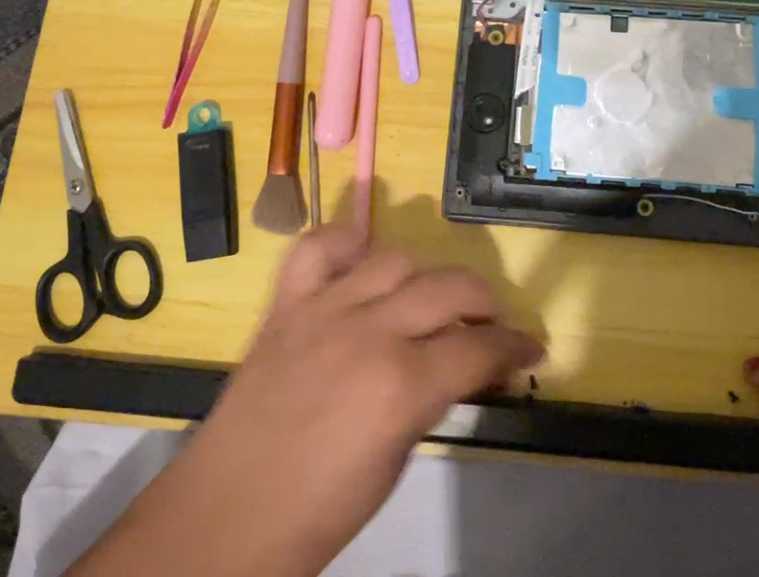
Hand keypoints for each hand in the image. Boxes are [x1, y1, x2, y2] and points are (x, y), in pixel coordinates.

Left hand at [69, 222, 542, 576]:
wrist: (228, 515)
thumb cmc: (322, 507)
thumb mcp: (398, 459)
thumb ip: (434, 398)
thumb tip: (469, 367)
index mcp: (403, 384)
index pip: (481, 345)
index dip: (515, 346)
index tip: (530, 349)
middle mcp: (369, 331)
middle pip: (450, 287)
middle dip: (483, 303)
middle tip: (486, 327)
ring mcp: (322, 310)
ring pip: (395, 259)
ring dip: (424, 277)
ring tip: (426, 302)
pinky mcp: (284, 305)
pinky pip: (317, 247)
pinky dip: (345, 243)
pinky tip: (360, 258)